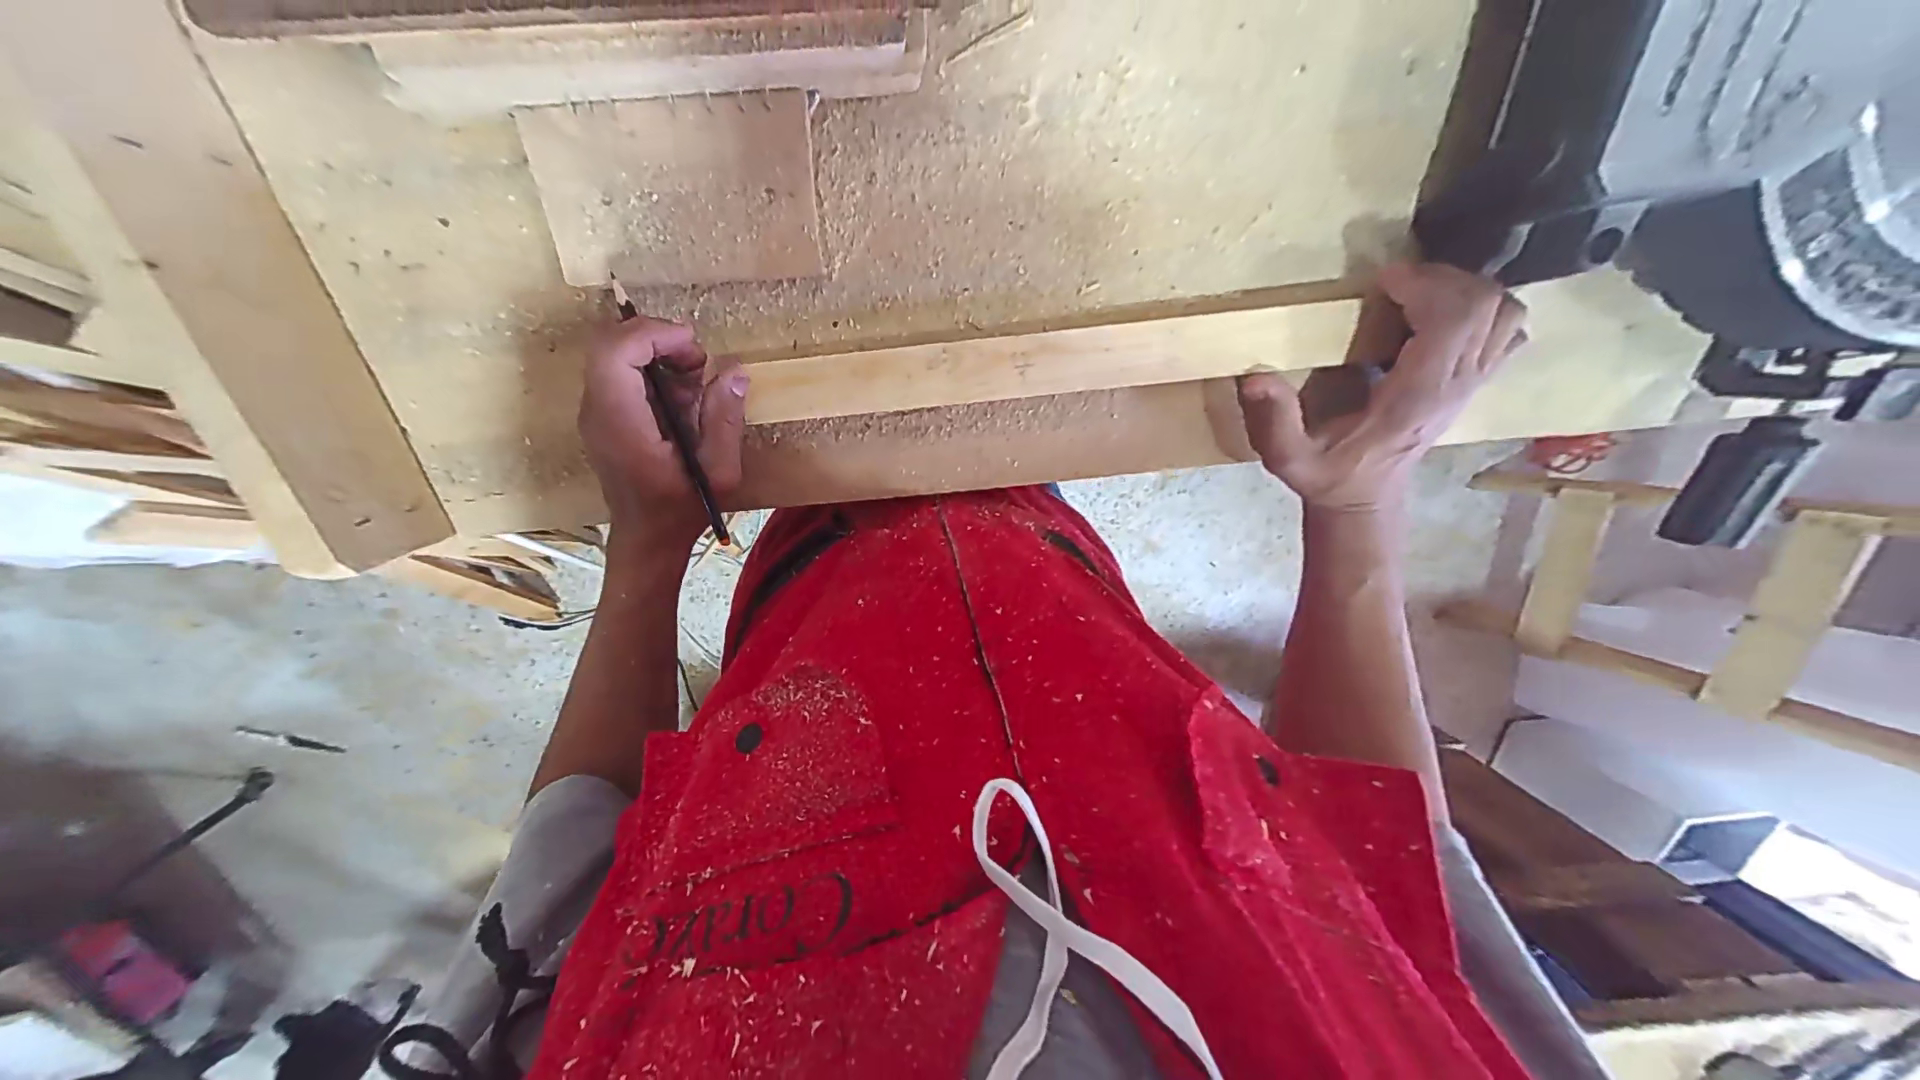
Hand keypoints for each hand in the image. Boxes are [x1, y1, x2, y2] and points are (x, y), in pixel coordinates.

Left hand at [579, 316, 749, 549]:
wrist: (647, 538)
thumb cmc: (682, 510)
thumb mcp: (718, 472)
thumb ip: (724, 419)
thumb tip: (734, 372)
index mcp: (621, 423)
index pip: (615, 351)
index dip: (654, 334)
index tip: (694, 345)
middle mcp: (598, 412)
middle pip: (609, 344)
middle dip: (657, 339)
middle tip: (698, 361)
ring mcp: (596, 413)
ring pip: (614, 355)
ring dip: (658, 356)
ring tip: (697, 384)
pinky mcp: (604, 417)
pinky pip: (620, 375)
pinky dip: (653, 373)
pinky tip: (684, 400)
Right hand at [1237, 262, 1526, 514]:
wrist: (1364, 500)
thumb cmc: (1327, 476)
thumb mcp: (1288, 457)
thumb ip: (1272, 419)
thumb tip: (1253, 376)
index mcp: (1416, 395)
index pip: (1453, 319)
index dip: (1423, 286)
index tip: (1380, 281)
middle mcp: (1456, 385)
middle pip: (1484, 305)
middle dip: (1441, 280)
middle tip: (1395, 283)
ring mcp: (1472, 383)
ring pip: (1503, 311)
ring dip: (1463, 290)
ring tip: (1417, 294)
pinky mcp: (1475, 382)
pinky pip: (1505, 328)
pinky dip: (1481, 308)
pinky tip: (1441, 315)